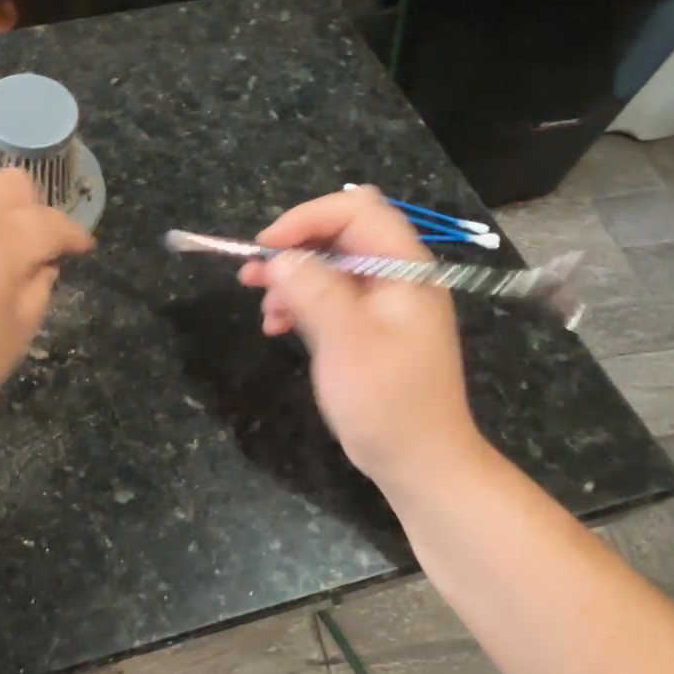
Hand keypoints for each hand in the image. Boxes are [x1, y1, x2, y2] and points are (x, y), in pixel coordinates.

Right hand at [237, 186, 481, 484]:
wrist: (422, 464)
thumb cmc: (388, 402)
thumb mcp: (347, 342)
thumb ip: (314, 291)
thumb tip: (278, 258)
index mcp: (404, 269)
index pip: (357, 210)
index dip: (308, 218)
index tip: (267, 247)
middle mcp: (397, 277)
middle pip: (340, 234)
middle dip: (293, 249)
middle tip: (252, 274)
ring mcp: (384, 303)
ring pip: (330, 266)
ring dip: (291, 279)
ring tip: (263, 309)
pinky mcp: (370, 328)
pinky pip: (330, 298)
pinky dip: (300, 304)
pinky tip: (276, 327)